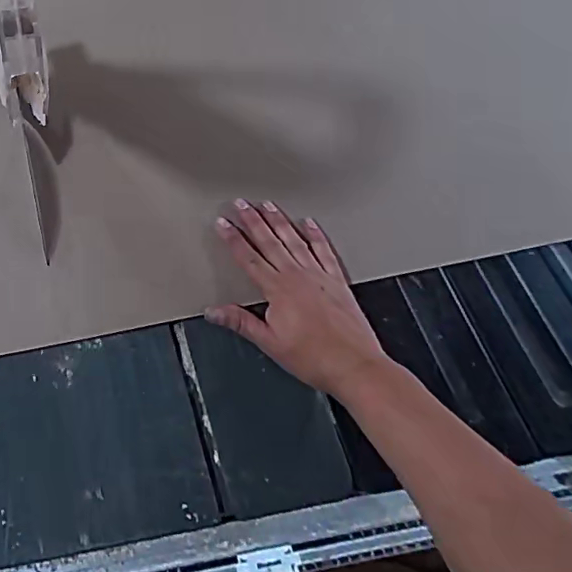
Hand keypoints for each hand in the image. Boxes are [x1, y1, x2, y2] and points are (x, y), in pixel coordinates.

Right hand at [205, 199, 392, 397]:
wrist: (357, 367)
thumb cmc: (316, 358)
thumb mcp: (270, 342)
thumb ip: (240, 322)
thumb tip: (214, 311)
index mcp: (278, 290)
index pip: (248, 257)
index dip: (232, 238)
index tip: (222, 223)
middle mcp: (297, 277)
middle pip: (269, 241)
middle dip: (252, 220)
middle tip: (241, 203)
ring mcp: (319, 277)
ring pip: (294, 240)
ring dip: (279, 221)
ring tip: (268, 205)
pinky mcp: (338, 282)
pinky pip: (324, 251)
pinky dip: (316, 235)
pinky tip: (309, 223)